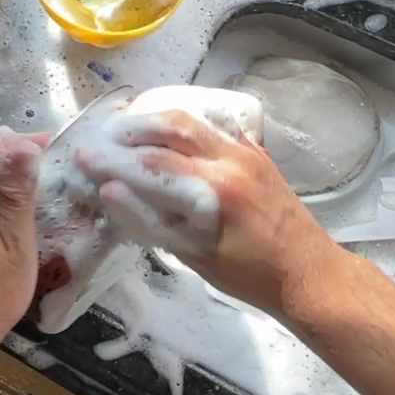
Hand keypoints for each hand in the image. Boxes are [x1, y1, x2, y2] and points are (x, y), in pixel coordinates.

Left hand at [0, 129, 46, 353]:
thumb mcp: (12, 240)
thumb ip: (17, 192)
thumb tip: (25, 145)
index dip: (27, 144)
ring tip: (51, 186)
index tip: (58, 147)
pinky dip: (4, 200)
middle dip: (22, 160)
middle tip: (59, 168)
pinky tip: (27, 210)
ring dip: (15, 180)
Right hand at [76, 109, 336, 315]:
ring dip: (153, 118)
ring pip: (191, 119)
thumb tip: (109, 192)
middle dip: (130, 128)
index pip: (153, 165)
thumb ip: (149, 222)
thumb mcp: (195, 258)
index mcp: (216, 191)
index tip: (83, 156)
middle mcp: (232, 160)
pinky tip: (163, 128)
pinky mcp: (254, 150)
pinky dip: (181, 121)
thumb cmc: (251, 276)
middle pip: (172, 127)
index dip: (113, 160)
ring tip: (123, 126)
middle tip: (100, 135)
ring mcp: (246, 151)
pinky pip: (211, 124)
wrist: (310, 274)